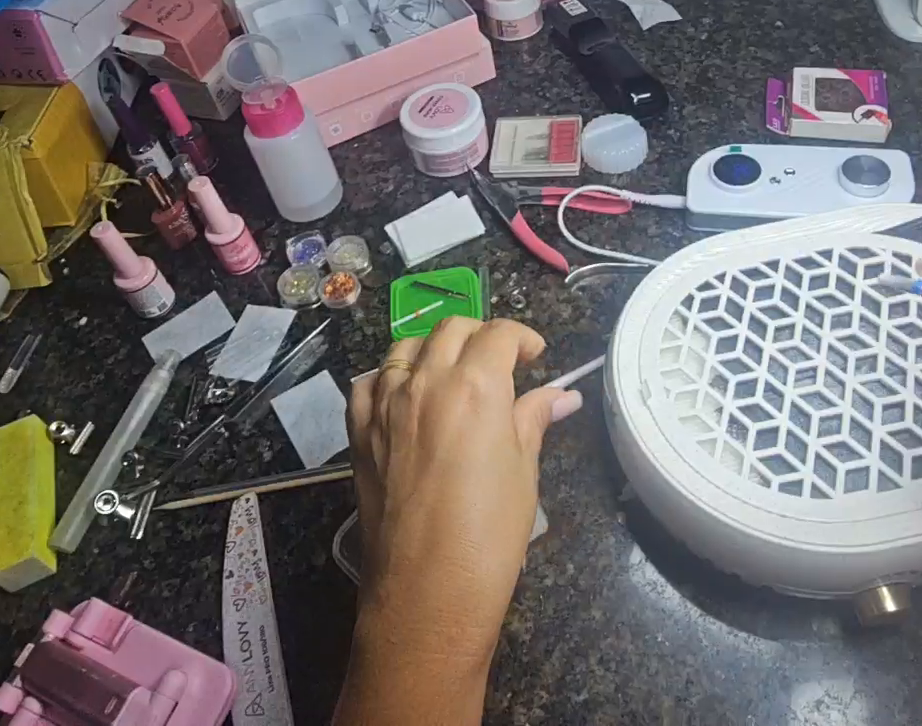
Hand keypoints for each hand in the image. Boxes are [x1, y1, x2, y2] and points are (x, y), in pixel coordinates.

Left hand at [335, 317, 582, 725]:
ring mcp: (386, 404)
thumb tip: (561, 395)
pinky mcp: (359, 431)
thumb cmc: (490, 534)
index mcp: (476, 386)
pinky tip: (406, 395)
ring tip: (453, 373)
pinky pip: (369, 383)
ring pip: (407, 345)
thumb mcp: (524, 471)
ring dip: (435, 347)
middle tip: (501, 363)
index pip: (499, 334)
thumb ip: (534, 418)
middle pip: (453, 329)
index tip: (535, 356)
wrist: (427, 593)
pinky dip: (390, 376)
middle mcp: (426, 381)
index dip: (522, 338)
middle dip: (482, 336)